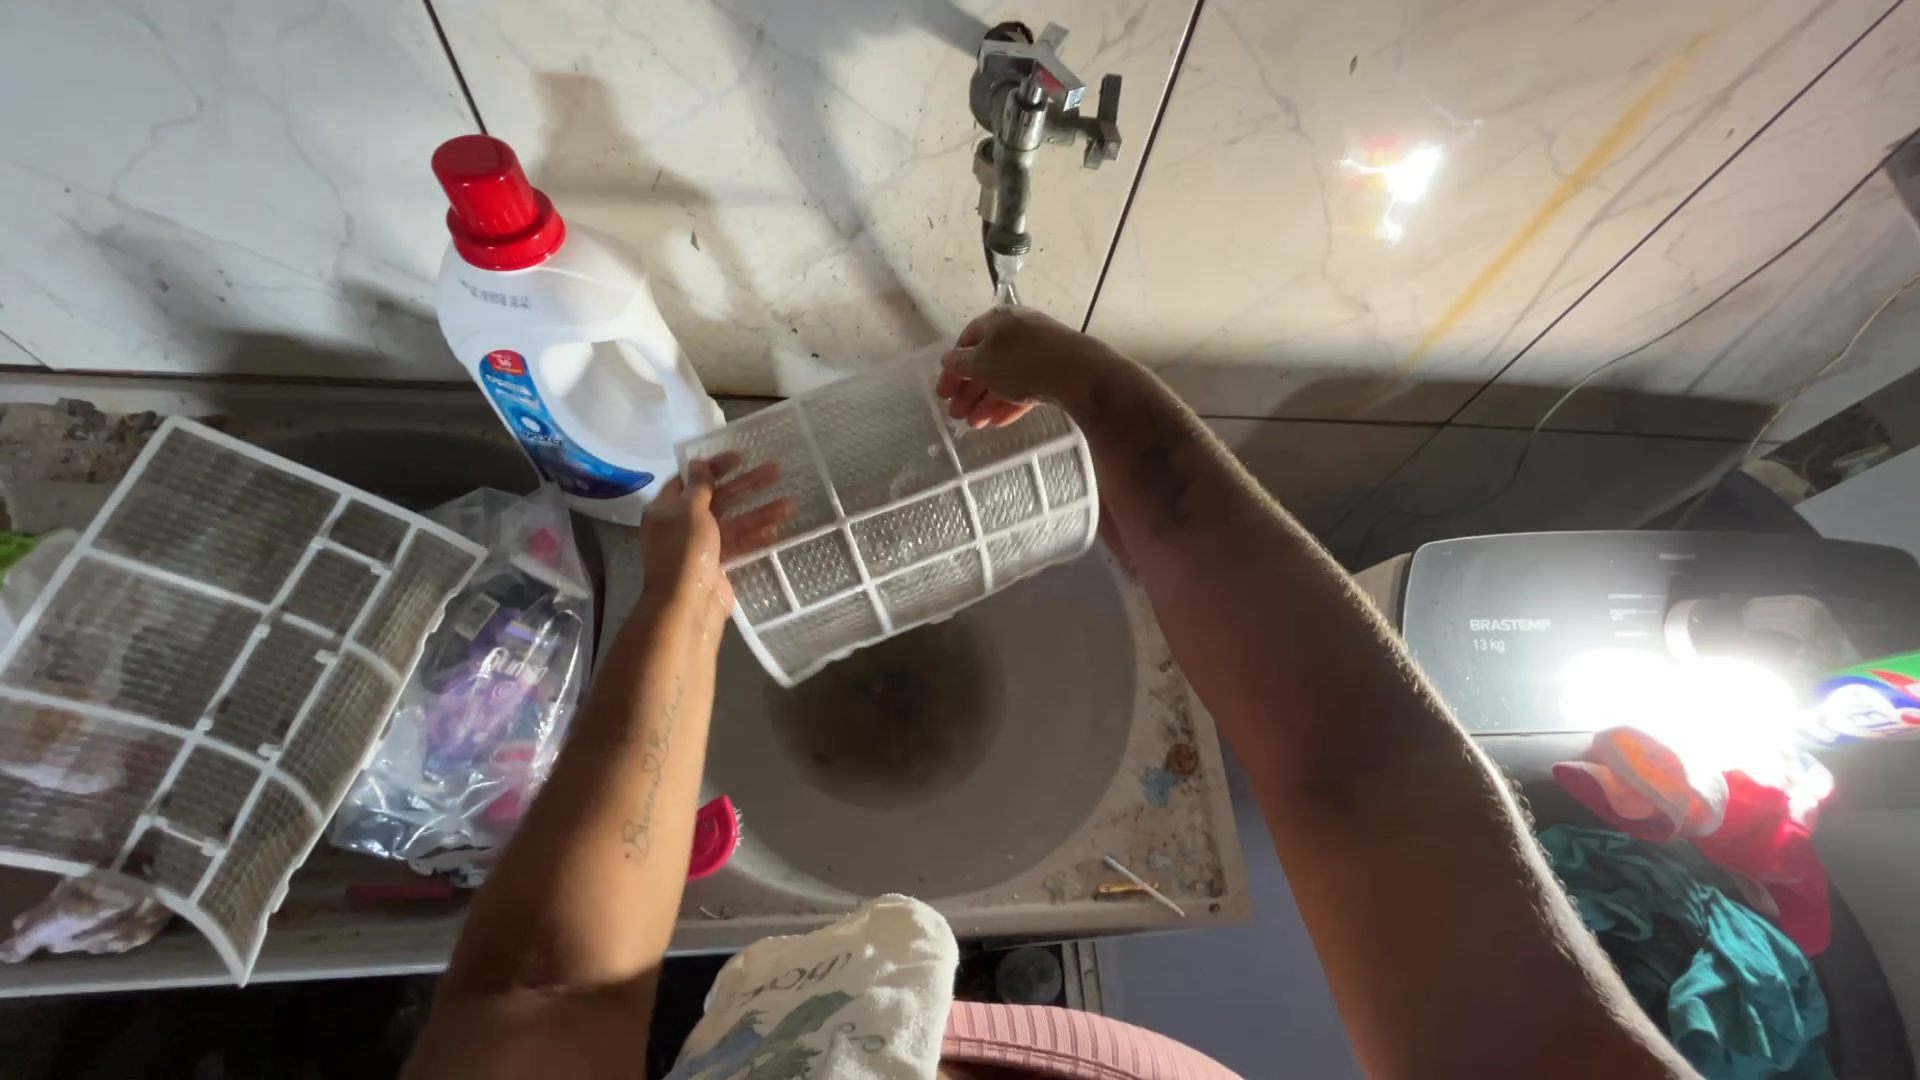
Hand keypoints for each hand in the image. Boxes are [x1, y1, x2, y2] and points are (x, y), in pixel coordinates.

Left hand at [640, 454, 791, 627]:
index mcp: (668, 508)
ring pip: (735, 521)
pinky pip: (740, 544)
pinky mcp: (719, 564)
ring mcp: (702, 545)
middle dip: (748, 485)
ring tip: (790, 504)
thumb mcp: (690, 511)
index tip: (741, 457)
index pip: (691, 478)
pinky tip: (777, 530)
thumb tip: (698, 463)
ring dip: (761, 512)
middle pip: (719, 498)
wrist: (687, 603)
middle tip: (776, 471)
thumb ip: (699, 486)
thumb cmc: (685, 551)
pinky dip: (756, 537)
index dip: (715, 466)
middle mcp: (683, 524)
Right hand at [934, 306, 1123, 427]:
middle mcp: (1017, 331)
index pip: (966, 341)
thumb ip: (961, 363)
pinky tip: (997, 423)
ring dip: (986, 402)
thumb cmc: (1021, 363)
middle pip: (986, 362)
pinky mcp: (1053, 371)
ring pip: (1005, 378)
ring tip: (974, 426)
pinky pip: (1025, 387)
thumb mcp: (983, 364)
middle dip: (969, 391)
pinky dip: (1009, 404)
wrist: (1078, 373)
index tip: (944, 392)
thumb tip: (947, 359)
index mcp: (997, 321)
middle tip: (956, 415)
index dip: (952, 368)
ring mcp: (1037, 352)